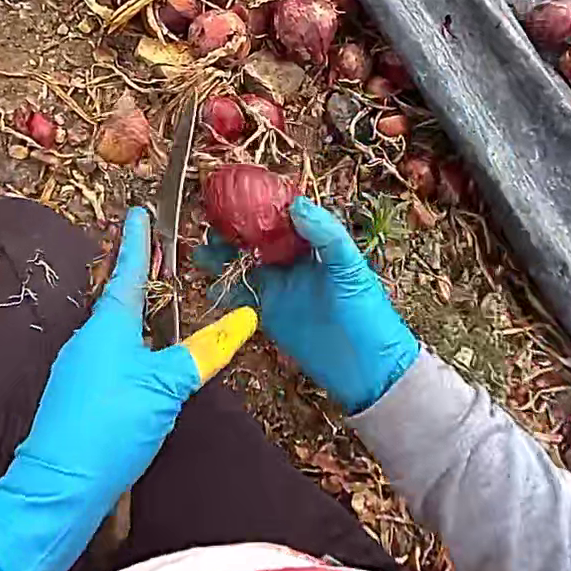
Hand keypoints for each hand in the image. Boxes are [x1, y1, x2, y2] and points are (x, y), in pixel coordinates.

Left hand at [0, 208, 256, 570]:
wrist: (59, 483)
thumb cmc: (114, 422)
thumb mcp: (167, 386)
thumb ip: (204, 352)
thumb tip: (244, 319)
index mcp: (109, 324)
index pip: (129, 272)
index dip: (137, 241)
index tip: (139, 211)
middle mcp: (88, 336)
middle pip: (118, 298)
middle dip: (138, 276)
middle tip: (158, 257)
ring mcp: (78, 363)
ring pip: (113, 329)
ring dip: (135, 315)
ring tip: (159, 308)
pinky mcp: (76, 391)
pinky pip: (108, 354)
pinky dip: (129, 347)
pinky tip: (143, 362)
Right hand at [195, 196, 418, 413]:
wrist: (368, 372)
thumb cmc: (368, 316)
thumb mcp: (351, 270)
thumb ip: (327, 236)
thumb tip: (296, 205)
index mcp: (314, 247)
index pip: (284, 219)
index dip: (261, 208)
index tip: (237, 198)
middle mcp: (293, 263)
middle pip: (257, 240)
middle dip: (234, 231)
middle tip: (211, 225)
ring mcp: (279, 287)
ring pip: (244, 265)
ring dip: (222, 258)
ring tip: (202, 253)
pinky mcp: (269, 312)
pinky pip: (241, 295)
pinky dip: (224, 290)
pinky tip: (211, 286)